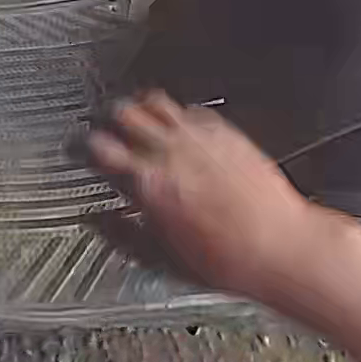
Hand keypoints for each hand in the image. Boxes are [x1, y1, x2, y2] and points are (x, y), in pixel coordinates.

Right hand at [86, 91, 344, 301]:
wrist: (279, 246)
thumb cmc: (227, 259)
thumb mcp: (160, 259)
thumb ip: (121, 234)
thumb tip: (98, 222)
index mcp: (148, 182)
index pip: (99, 148)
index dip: (83, 146)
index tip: (81, 150)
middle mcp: (170, 152)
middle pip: (123, 113)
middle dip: (108, 119)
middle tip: (106, 128)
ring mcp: (198, 137)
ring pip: (155, 102)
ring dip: (141, 108)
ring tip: (137, 118)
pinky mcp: (224, 132)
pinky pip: (190, 110)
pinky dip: (177, 115)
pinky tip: (178, 128)